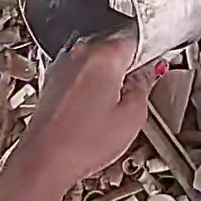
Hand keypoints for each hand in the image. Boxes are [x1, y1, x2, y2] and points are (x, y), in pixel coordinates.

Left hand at [0, 32, 157, 200]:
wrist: (44, 160)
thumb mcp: (131, 116)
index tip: (156, 67)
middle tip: (139, 91)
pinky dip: (89, 86)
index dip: (151, 53)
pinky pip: (79, 74)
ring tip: (113, 107)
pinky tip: (94, 110)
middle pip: (114, 47)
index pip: (136, 39)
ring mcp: (63, 65)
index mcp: (104, 55)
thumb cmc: (82, 142)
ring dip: (107, 76)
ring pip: (95, 61)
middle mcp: (81, 52)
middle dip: (128, 66)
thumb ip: (145, 85)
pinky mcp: (52, 79)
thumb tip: (151, 71)